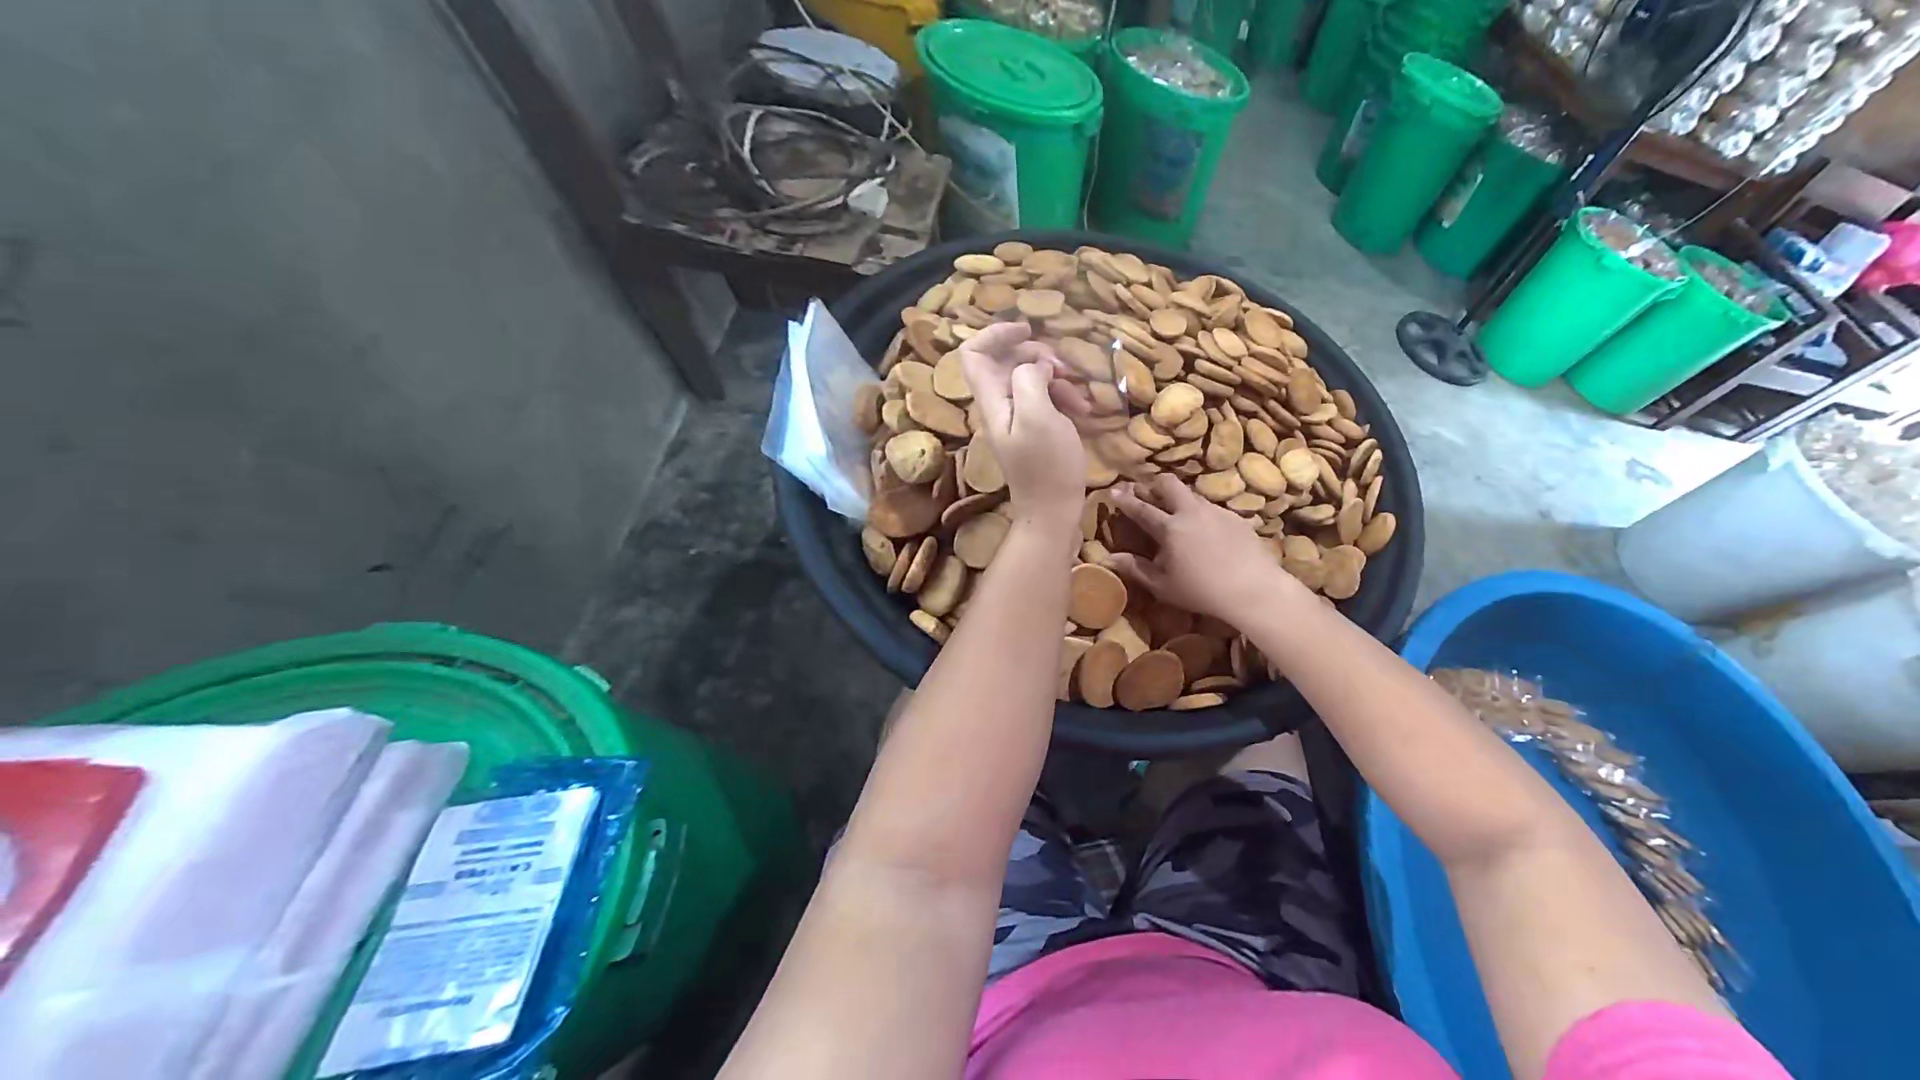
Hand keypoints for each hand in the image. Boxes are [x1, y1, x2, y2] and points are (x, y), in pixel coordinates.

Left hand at [959, 322, 1086, 530]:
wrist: (1053, 510)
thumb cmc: (1047, 466)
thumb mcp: (1038, 416)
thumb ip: (1029, 380)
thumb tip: (1033, 365)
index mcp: (991, 400)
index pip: (973, 352)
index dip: (996, 333)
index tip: (1029, 330)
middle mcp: (998, 404)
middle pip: (1006, 359)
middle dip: (1037, 355)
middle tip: (1063, 370)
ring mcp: (1016, 416)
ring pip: (1030, 377)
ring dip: (1057, 377)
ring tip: (1080, 396)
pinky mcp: (1034, 428)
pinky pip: (1044, 397)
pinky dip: (1063, 396)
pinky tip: (1083, 410)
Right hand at [1108, 474, 1306, 624]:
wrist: (1253, 589)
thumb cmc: (1202, 592)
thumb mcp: (1163, 586)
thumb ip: (1136, 569)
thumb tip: (1110, 558)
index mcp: (1170, 529)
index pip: (1142, 509)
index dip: (1126, 500)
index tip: (1113, 491)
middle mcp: (1191, 513)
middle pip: (1169, 484)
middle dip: (1155, 483)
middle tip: (1146, 490)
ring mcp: (1215, 512)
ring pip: (1192, 494)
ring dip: (1179, 497)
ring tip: (1175, 509)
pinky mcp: (1235, 517)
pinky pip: (1211, 508)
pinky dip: (1200, 512)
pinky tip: (1204, 528)